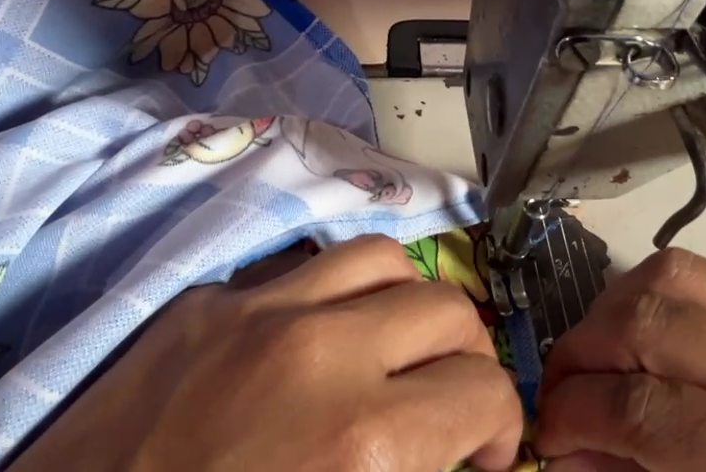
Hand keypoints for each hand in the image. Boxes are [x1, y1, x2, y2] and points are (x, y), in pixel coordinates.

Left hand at [10, 235, 522, 471]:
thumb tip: (458, 453)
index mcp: (358, 440)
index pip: (483, 390)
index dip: (501, 428)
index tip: (484, 456)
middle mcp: (316, 351)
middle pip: (447, 306)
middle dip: (466, 360)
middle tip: (447, 406)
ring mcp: (253, 310)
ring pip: (380, 255)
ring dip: (407, 300)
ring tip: (394, 346)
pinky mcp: (203, 301)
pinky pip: (299, 266)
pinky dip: (333, 293)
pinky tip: (317, 336)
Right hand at [536, 248, 705, 471]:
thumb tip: (570, 449)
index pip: (644, 408)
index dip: (575, 417)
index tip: (546, 433)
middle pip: (650, 320)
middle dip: (583, 353)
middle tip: (561, 391)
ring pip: (675, 274)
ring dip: (615, 309)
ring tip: (596, 355)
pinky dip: (661, 295)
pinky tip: (647, 335)